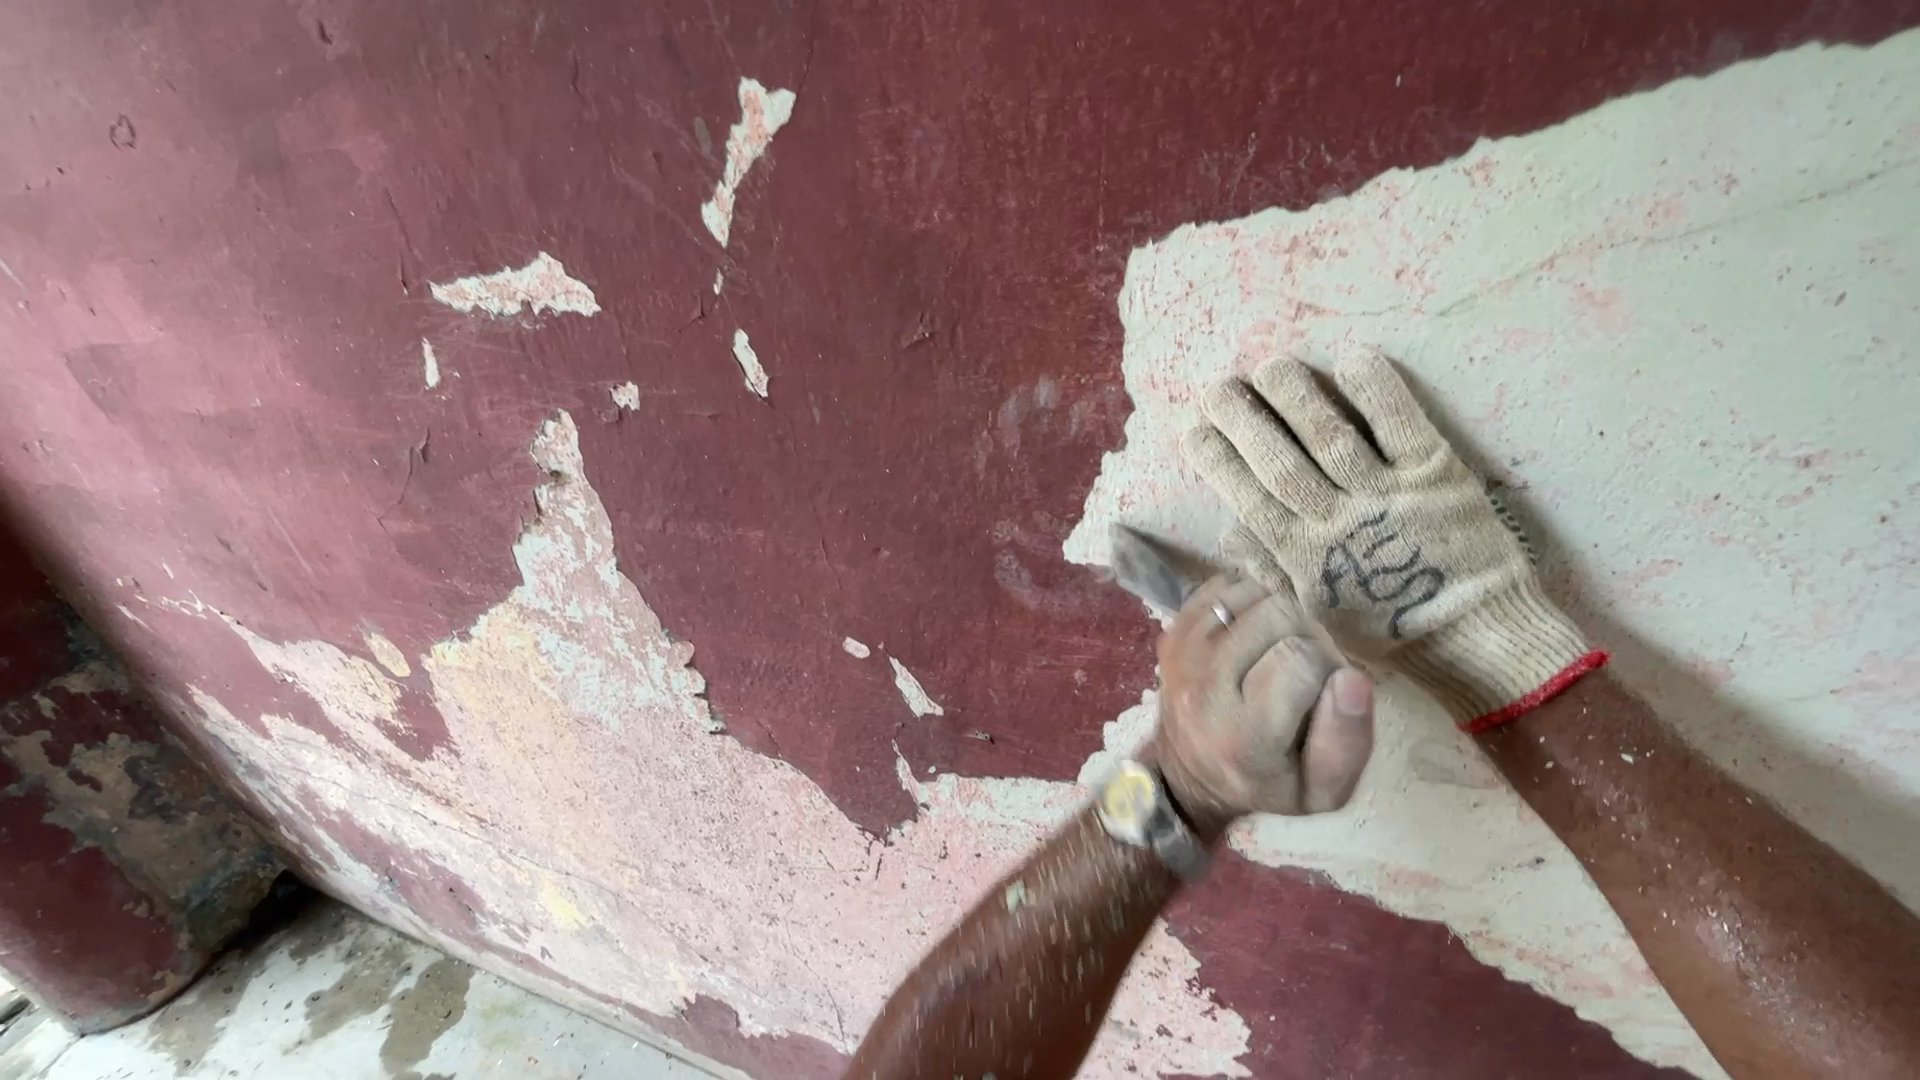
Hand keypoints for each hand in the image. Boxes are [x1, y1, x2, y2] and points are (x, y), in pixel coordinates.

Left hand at [1152, 573, 1374, 831]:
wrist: (1193, 776)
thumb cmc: (1266, 785)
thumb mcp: (1322, 793)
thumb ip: (1347, 742)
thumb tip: (1352, 678)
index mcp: (1242, 733)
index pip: (1300, 658)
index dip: (1328, 666)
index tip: (1326, 689)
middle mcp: (1202, 686)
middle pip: (1277, 615)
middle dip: (1305, 636)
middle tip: (1304, 669)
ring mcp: (1181, 653)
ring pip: (1251, 593)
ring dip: (1276, 615)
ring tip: (1277, 650)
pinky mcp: (1171, 632)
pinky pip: (1221, 586)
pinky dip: (1246, 601)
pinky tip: (1251, 633)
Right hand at [1182, 354, 1601, 730]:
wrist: (1479, 640)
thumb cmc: (1389, 633)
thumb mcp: (1317, 613)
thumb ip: (1272, 570)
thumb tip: (1226, 532)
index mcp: (1303, 557)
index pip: (1249, 498)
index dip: (1217, 461)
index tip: (1193, 430)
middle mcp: (1337, 521)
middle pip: (1279, 461)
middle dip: (1243, 420)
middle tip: (1218, 389)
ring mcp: (1388, 496)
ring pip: (1330, 437)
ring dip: (1295, 397)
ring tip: (1268, 367)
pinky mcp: (1438, 477)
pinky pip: (1402, 426)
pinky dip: (1376, 391)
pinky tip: (1350, 355)